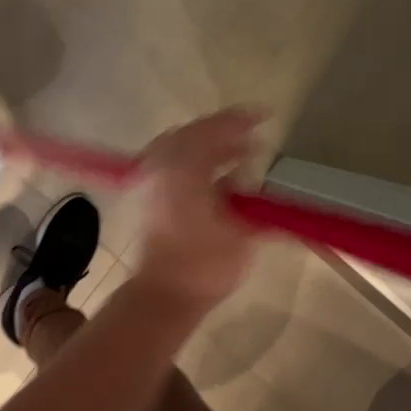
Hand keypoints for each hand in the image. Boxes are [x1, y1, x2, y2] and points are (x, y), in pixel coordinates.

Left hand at [130, 109, 264, 309]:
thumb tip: (266, 181)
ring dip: (207, 146)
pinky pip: (168, 162)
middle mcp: (161, 164)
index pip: (213, 130)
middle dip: (223, 132)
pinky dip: (191, 160)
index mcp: (184, 167)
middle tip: (252, 137)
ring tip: (238, 156)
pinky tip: (214, 176)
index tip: (263, 116)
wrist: (164, 294)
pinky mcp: (144, 194)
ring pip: (179, 146)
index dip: (239, 120)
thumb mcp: (243, 232)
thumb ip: (256, 201)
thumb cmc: (205, 264)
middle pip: (192, 133)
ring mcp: (148, 178)